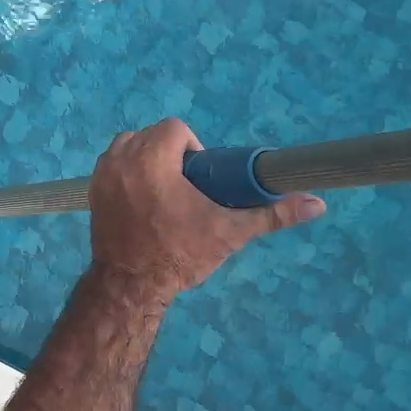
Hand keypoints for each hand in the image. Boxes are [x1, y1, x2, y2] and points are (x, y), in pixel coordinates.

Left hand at [88, 119, 324, 305]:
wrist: (132, 283)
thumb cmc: (180, 254)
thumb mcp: (228, 232)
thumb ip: (271, 214)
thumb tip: (317, 203)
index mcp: (151, 161)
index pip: (173, 128)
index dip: (191, 144)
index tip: (201, 172)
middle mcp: (121, 160)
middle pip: (149, 133)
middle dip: (170, 149)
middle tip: (186, 181)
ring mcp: (102, 174)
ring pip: (125, 145)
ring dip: (145, 154)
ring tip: (165, 185)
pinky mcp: (92, 190)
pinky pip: (110, 163)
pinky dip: (126, 168)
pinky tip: (143, 194)